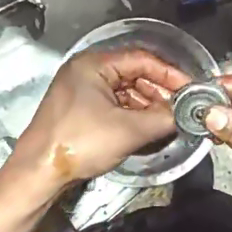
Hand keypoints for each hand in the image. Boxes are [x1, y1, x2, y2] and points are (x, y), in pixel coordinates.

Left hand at [5, 48, 191, 196]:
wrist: (39, 172)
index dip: (170, 74)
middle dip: (160, 91)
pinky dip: (133, 114)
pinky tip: (149, 128)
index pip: (142, 59)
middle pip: (134, 74)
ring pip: (125, 91)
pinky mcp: (79, 110)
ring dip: (148, 105)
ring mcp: (81, 91)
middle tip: (183, 107)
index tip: (192, 89)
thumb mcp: (129, 130)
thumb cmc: (80, 143)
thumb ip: (164, 118)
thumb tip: (187, 114)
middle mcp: (86, 72)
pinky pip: (114, 105)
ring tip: (170, 120)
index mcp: (94, 65)